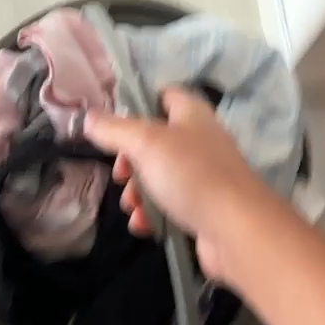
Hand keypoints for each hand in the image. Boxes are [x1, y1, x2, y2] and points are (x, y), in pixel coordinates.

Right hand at [84, 87, 277, 280]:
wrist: (236, 229)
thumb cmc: (190, 174)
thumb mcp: (146, 143)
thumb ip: (114, 130)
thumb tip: (88, 116)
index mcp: (190, 112)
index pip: (161, 95)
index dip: (137, 107)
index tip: (113, 126)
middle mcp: (198, 138)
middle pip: (154, 140)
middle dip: (130, 161)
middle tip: (121, 175)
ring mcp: (203, 174)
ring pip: (158, 175)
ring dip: (138, 191)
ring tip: (132, 206)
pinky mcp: (203, 206)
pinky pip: (169, 204)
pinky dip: (153, 214)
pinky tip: (144, 225)